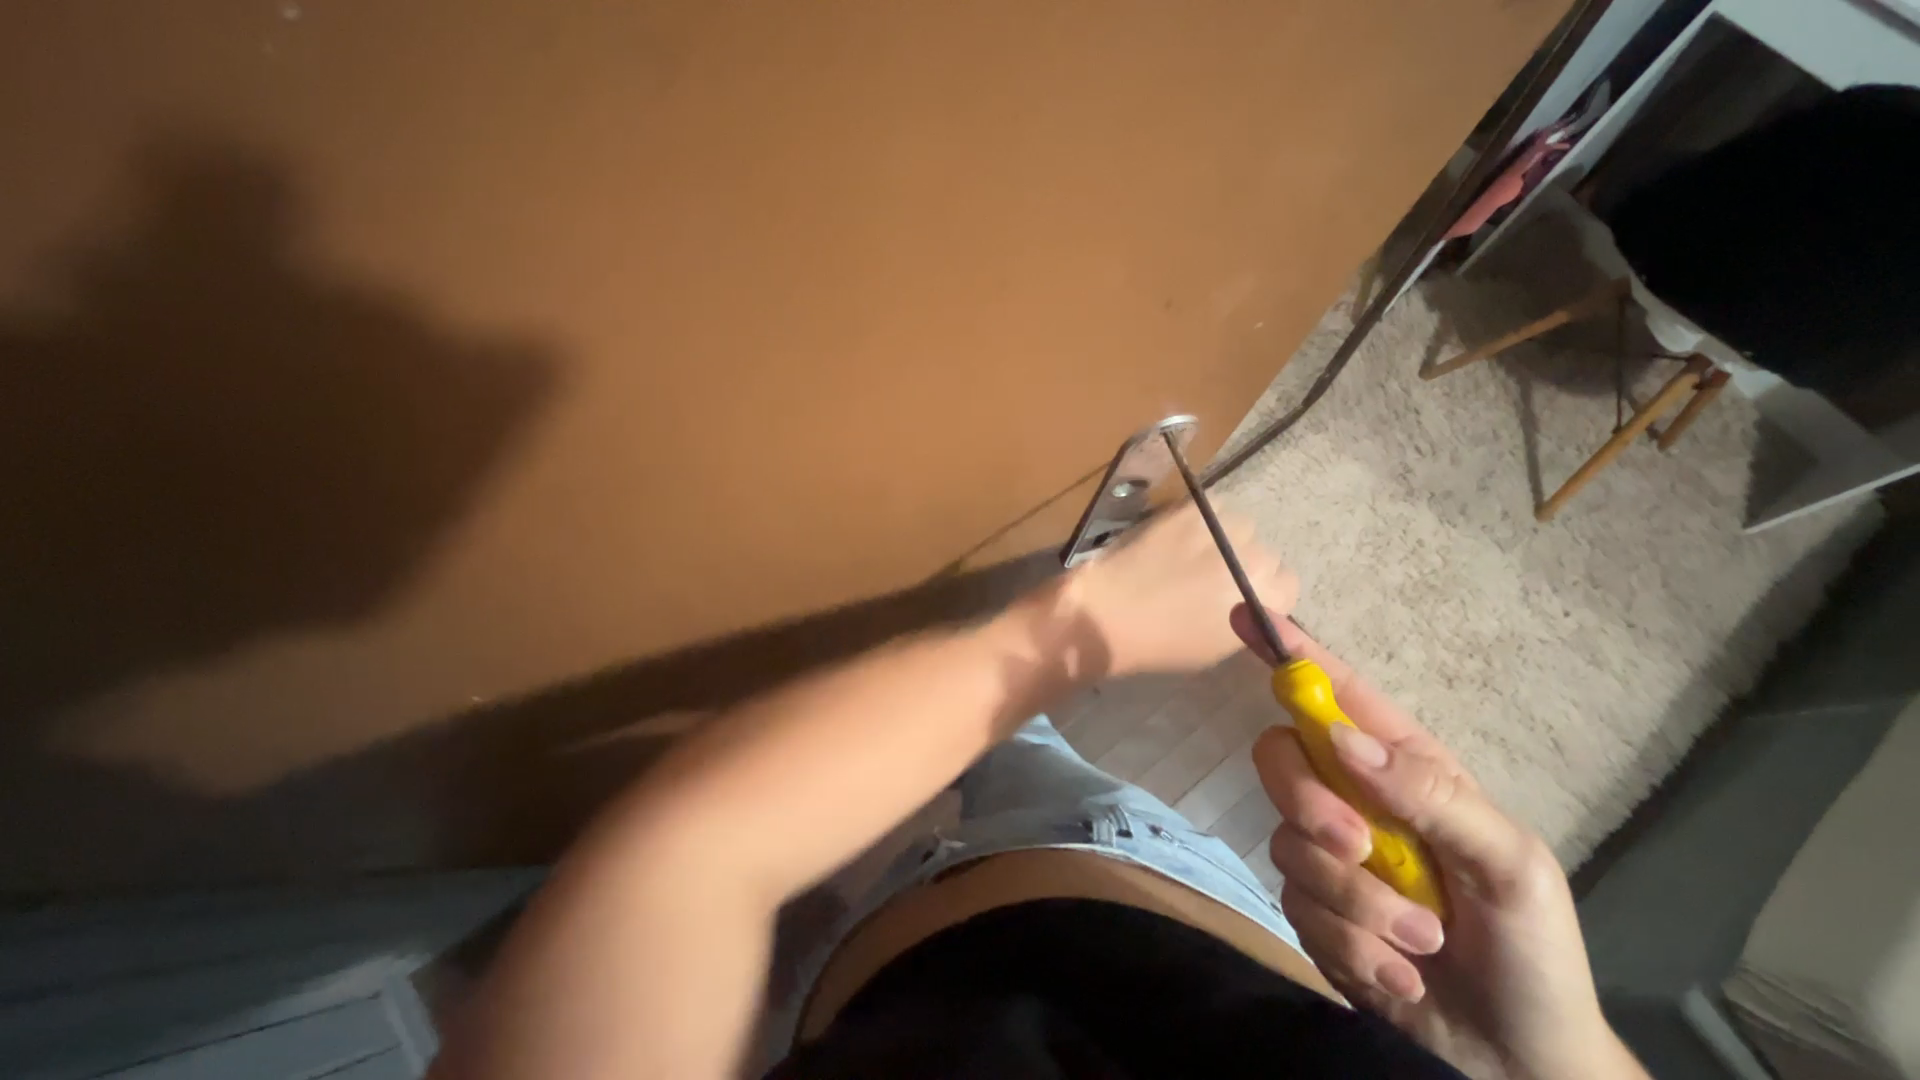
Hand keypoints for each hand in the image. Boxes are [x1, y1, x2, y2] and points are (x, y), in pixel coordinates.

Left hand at [1063, 502, 1297, 675]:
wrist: (1109, 615)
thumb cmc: (1162, 643)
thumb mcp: (1220, 645)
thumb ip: (1248, 618)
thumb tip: (1251, 601)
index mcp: (1267, 599)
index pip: (1288, 582)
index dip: (1261, 587)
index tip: (1238, 592)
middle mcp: (1255, 559)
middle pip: (1265, 551)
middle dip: (1242, 561)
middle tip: (1210, 573)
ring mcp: (1223, 530)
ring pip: (1241, 525)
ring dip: (1224, 536)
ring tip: (1192, 551)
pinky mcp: (1192, 509)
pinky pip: (1213, 506)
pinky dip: (1201, 517)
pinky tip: (1179, 534)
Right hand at [1239, 612, 1643, 1079]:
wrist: (1516, 1059)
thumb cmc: (1534, 949)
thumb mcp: (1509, 863)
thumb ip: (1430, 795)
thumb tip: (1340, 739)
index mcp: (1407, 770)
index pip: (1340, 698)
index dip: (1294, 655)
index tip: (1248, 618)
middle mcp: (1356, 801)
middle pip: (1282, 758)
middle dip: (1311, 802)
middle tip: (1357, 846)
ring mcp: (1328, 857)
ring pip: (1290, 842)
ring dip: (1356, 900)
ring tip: (1418, 943)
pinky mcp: (1312, 911)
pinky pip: (1298, 906)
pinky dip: (1352, 943)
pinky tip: (1397, 973)